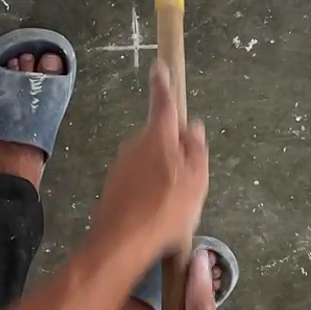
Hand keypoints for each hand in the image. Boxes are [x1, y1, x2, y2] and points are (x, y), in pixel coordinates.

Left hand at [88, 61, 208, 262]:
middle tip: (191, 175)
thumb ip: (196, 150)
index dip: (163, 83)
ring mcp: (121, 164)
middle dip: (174, 146)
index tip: (159, 65)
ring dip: (163, 171)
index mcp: (158, 136)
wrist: (121, 244)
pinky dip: (150, 187)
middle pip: (159, 135)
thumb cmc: (166, 209)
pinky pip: (139, 178)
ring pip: (150, 158)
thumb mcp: (196, 181)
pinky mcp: (113, 184)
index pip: (163, 102)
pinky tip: (158, 212)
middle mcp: (135, 143)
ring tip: (177, 202)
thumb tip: (193, 126)